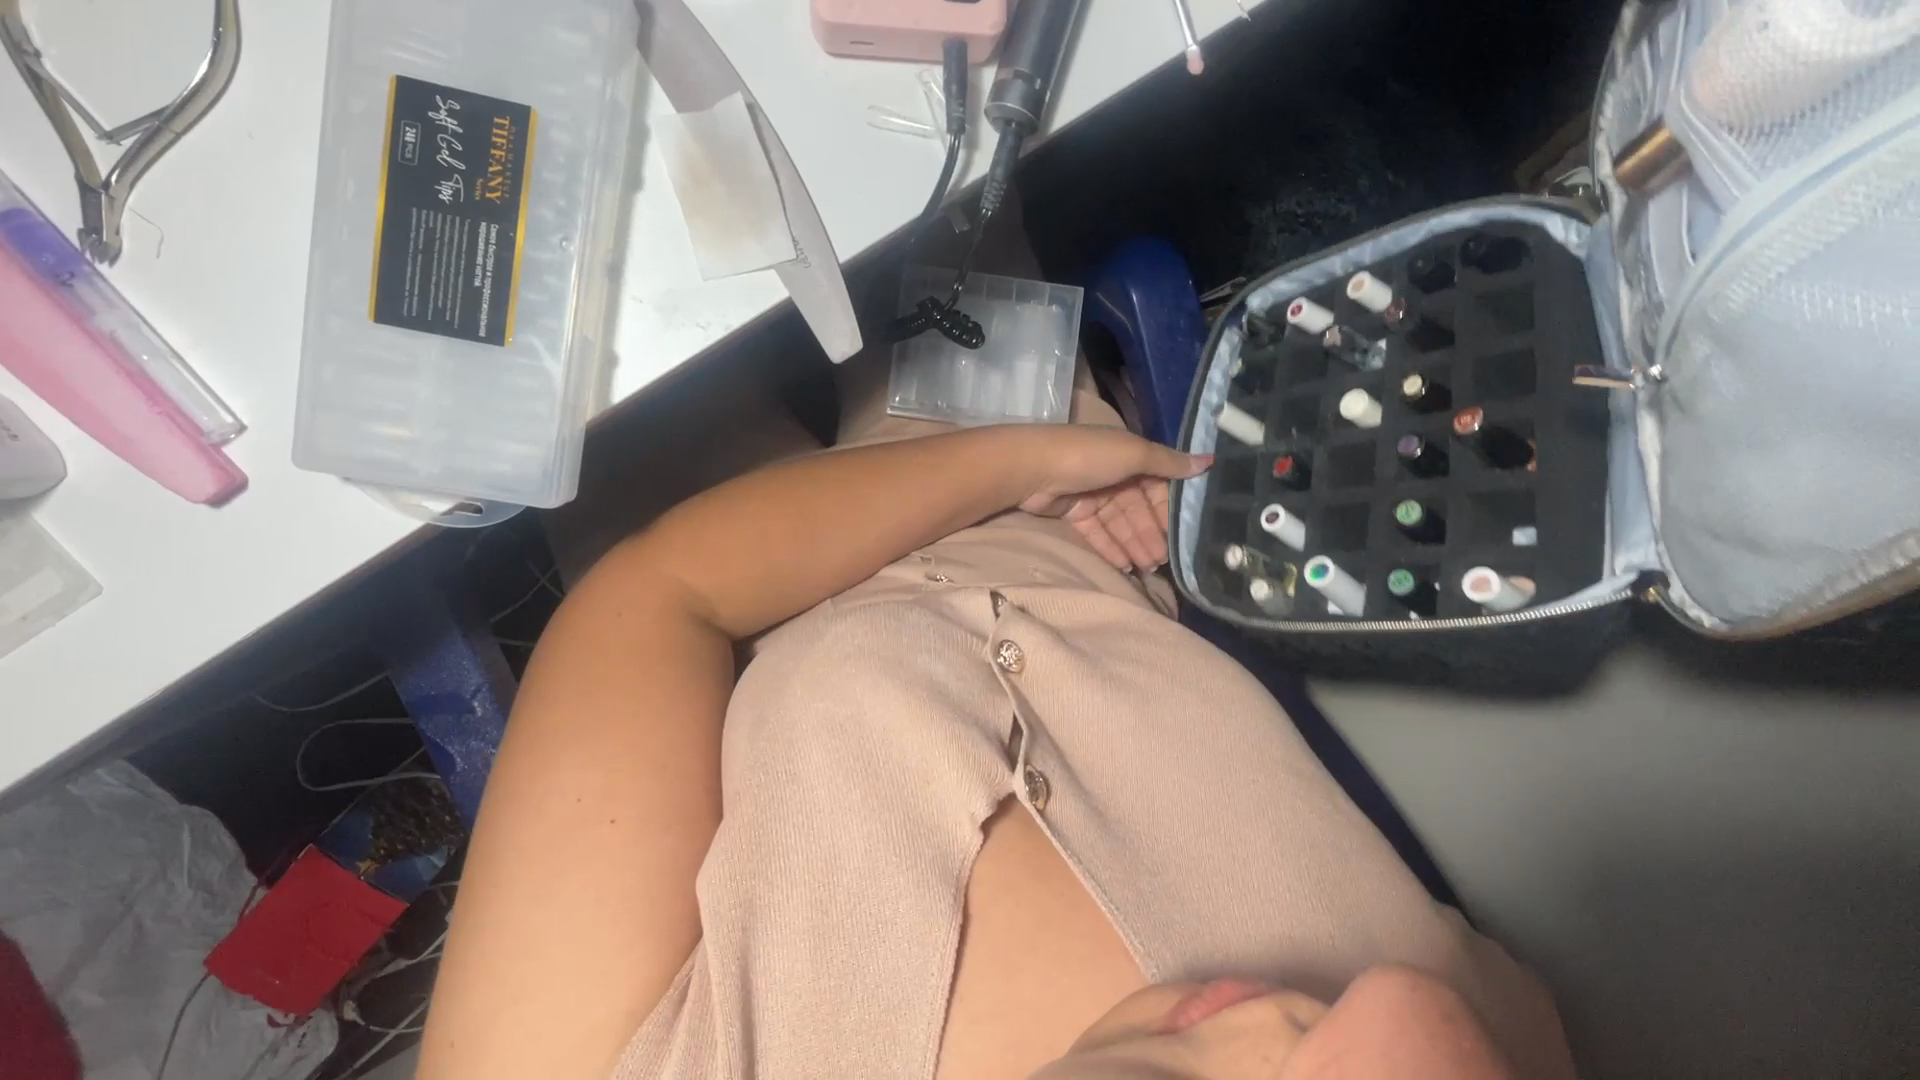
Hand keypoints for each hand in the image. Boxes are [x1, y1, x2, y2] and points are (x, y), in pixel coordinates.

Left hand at [1012, 427, 1211, 571]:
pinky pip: (1098, 532)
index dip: (1170, 509)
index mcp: (1130, 455)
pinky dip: (1111, 547)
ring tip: (1148, 568)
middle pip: (1139, 508)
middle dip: (1152, 533)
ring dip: (1134, 544)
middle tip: (1164, 561)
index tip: (1184, 533)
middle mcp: (1113, 473)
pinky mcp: (1073, 512)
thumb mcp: (1133, 453)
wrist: (1032, 468)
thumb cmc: (1088, 456)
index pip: (1158, 485)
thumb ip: (1169, 463)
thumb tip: (1209, 461)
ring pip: (1120, 523)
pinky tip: (1124, 566)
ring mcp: (1092, 493)